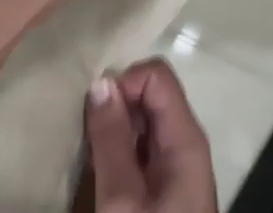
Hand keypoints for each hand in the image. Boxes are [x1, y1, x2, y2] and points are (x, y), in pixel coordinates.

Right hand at [83, 60, 218, 212]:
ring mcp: (177, 159)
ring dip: (113, 126)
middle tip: (85, 132)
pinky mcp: (167, 178)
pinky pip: (141, 142)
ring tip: (88, 149)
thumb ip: (111, 140)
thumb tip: (99, 82)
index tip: (94, 112)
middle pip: (149, 93)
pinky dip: (118, 145)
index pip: (156, 74)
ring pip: (143, 117)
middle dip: (114, 103)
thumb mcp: (123, 198)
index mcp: (186, 136)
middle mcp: (186, 139)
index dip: (123, 83)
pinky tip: (100, 168)